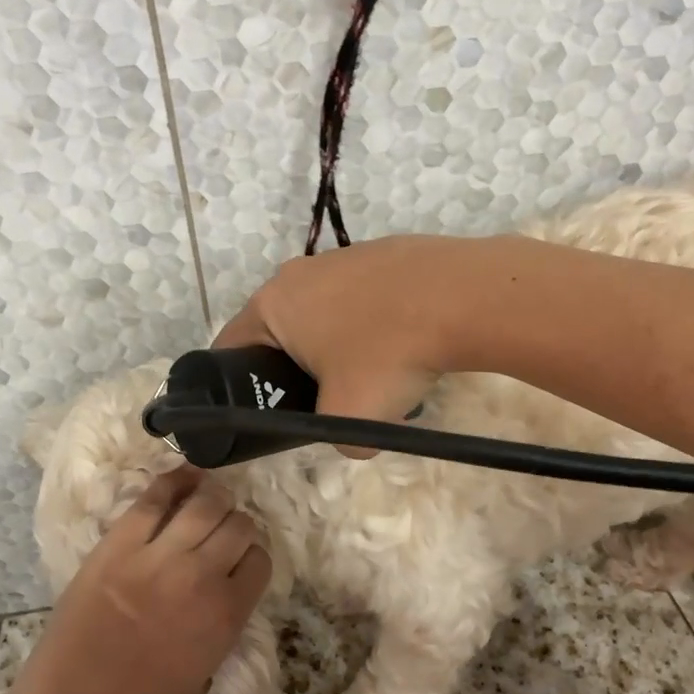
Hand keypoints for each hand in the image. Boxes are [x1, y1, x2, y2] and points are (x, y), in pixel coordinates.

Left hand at [0, 468, 271, 693]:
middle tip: (224, 529)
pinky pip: (153, 499)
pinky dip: (173, 482)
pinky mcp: (116, 545)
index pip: (261, 560)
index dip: (253, 555)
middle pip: (238, 525)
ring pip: (204, 503)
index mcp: (226, 619)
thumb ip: (221, 625)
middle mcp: (200, 579)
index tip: (241, 557)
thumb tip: (225, 587)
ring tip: (207, 499)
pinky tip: (182, 479)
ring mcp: (156, 557)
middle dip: (237, 524)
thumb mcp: (202, 676)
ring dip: (213, 497)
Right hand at [213, 234, 493, 454]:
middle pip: (281, 331)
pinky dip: (376, 322)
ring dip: (340, 345)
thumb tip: (355, 441)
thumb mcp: (350, 421)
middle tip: (322, 400)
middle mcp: (299, 272)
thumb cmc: (387, 357)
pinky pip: (365, 297)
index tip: (263, 411)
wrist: (462, 299)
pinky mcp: (385, 251)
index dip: (239, 385)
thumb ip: (337, 442)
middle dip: (297, 368)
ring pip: (326, 312)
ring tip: (375, 373)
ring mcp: (344, 256)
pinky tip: (406, 343)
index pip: (231, 347)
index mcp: (272, 305)